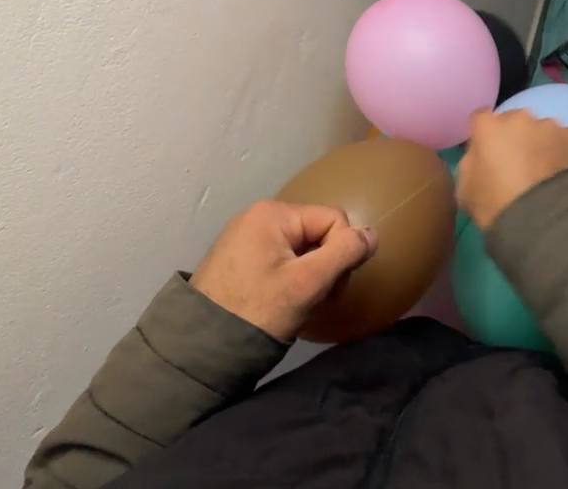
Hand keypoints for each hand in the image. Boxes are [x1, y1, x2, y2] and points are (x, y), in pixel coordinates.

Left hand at [188, 201, 375, 341]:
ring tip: (298, 304)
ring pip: (303, 249)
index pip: (333, 220)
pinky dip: (291, 280)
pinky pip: (282, 260)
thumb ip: (344, 253)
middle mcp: (257, 217)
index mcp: (272, 213)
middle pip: (318, 233)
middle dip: (326, 265)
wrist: (195, 354)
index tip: (329, 288)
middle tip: (316, 299)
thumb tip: (372, 234)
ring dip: (310, 275)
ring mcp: (246, 238)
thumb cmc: (254, 313)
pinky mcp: (239, 260)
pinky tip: (283, 303)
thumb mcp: (306, 284)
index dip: (340, 253)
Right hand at [456, 108, 567, 230]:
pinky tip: (562, 172)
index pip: (481, 119)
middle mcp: (520, 117)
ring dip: (540, 143)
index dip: (484, 136)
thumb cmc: (496, 205)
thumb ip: (470, 163)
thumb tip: (479, 154)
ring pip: (542, 129)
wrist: (544, 218)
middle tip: (518, 163)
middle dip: (515, 137)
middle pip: (514, 121)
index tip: (488, 152)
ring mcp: (549, 125)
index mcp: (488, 127)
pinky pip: (564, 140)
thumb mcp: (464, 190)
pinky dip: (562, 151)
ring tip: (545, 171)